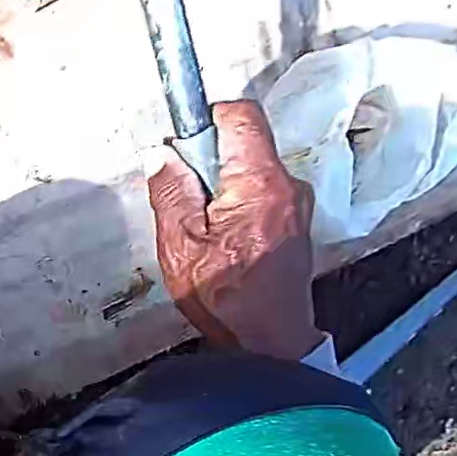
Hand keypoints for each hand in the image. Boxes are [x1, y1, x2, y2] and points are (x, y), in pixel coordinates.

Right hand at [148, 100, 323, 360]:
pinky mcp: (296, 224)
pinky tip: (221, 242)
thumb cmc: (226, 298)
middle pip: (245, 144)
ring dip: (221, 188)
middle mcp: (288, 185)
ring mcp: (297, 205)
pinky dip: (237, 206)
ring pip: (251, 172)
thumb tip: (160, 154)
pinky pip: (262, 195)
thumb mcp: (180, 245)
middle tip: (184, 201)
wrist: (268, 340)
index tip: (182, 143)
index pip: (241, 115)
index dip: (207, 118)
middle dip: (207, 162)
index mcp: (259, 183)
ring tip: (202, 230)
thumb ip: (171, 193)